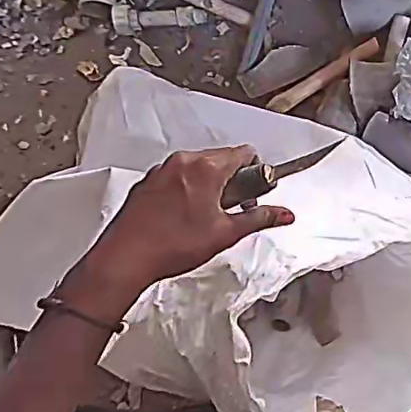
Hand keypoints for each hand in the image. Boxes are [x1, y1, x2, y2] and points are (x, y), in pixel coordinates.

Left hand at [59, 147, 293, 320]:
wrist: (126, 258)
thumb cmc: (171, 245)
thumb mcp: (225, 234)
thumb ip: (259, 218)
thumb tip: (284, 214)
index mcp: (206, 168)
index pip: (244, 153)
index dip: (255, 171)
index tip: (254, 192)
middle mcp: (183, 162)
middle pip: (221, 158)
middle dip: (233, 179)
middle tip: (233, 209)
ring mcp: (162, 170)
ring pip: (197, 167)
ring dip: (209, 184)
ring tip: (207, 217)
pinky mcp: (148, 182)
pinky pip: (176, 176)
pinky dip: (187, 189)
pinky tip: (184, 217)